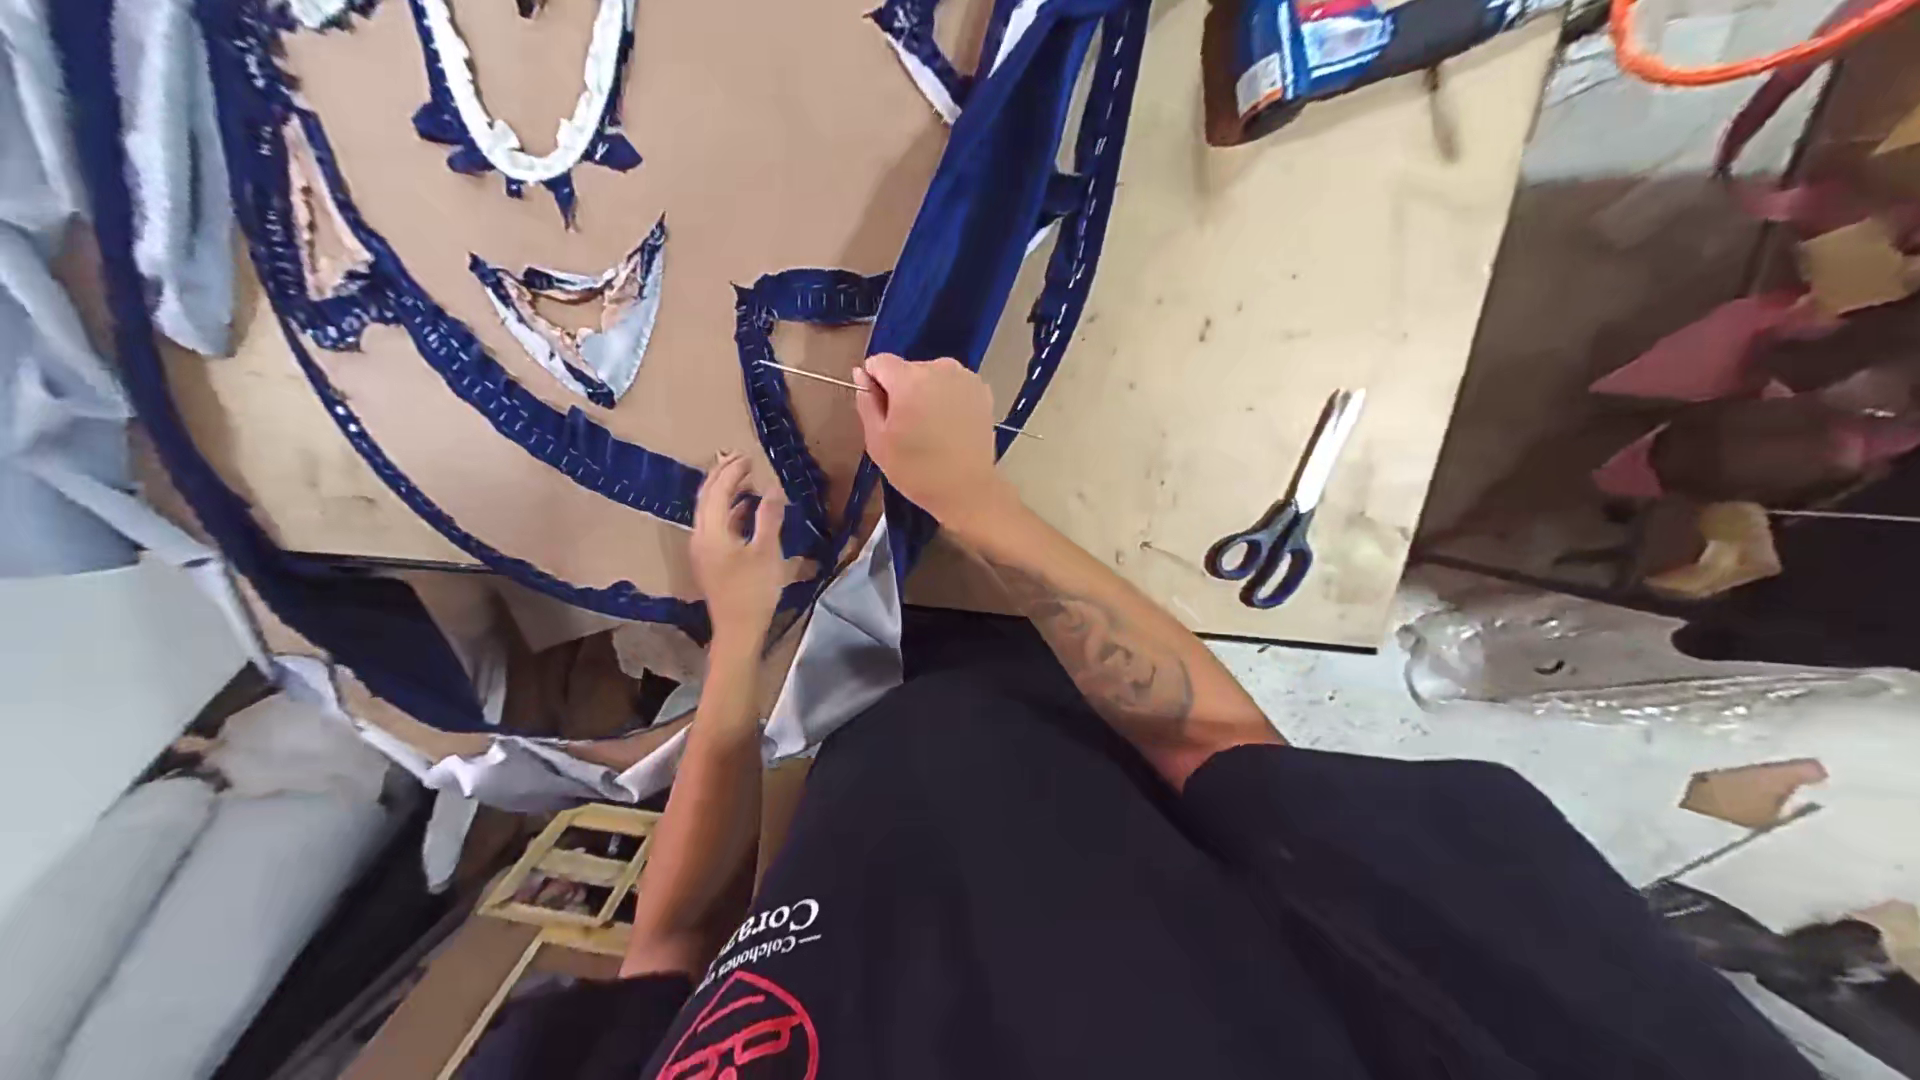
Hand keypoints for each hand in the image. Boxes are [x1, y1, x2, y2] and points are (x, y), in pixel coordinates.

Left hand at [690, 452, 787, 642]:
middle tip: (742, 461)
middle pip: (706, 498)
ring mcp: (702, 550)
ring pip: (709, 511)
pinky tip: (745, 510)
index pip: (716, 491)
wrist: (737, 630)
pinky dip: (729, 511)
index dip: (732, 472)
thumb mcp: (767, 552)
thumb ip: (769, 517)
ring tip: (746, 480)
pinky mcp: (709, 560)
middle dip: (723, 476)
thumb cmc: (754, 591)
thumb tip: (773, 489)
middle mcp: (699, 536)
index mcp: (710, 532)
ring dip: (725, 493)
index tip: (749, 457)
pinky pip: (715, 525)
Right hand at [854, 354, 1011, 529]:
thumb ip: (866, 401)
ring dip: (926, 392)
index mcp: (910, 379)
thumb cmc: (916, 470)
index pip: (879, 362)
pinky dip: (948, 398)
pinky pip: (953, 385)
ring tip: (931, 428)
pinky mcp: (982, 391)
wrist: (967, 490)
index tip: (882, 411)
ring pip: (932, 375)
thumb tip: (861, 373)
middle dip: (903, 390)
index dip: (874, 383)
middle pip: (907, 368)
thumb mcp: (877, 440)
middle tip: (909, 427)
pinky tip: (951, 426)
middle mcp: (940, 368)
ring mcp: (965, 378)